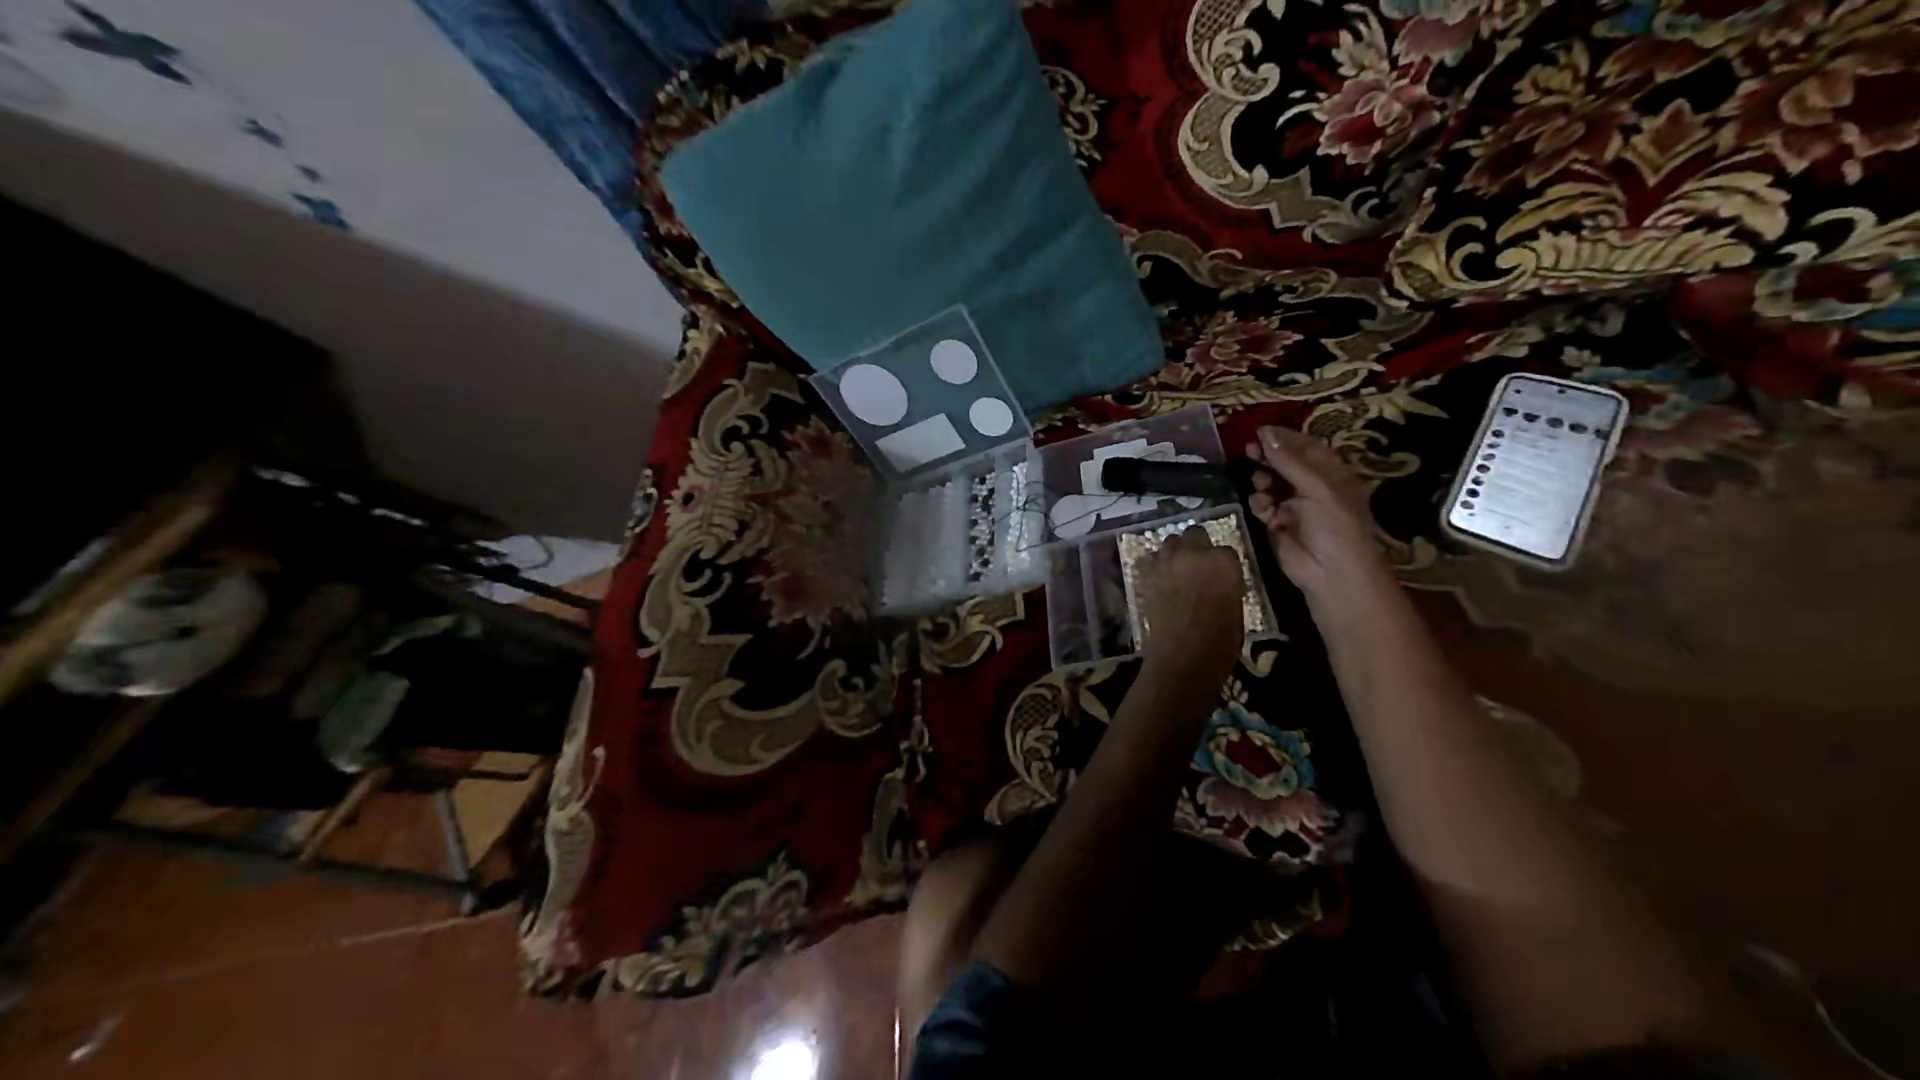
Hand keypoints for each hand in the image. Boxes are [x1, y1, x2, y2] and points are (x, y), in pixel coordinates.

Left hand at [1136, 525, 1243, 683]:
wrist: (1183, 655)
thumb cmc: (1220, 639)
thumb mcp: (1235, 606)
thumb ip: (1226, 583)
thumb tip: (1219, 579)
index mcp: (1223, 561)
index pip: (1225, 550)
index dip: (1222, 562)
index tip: (1221, 574)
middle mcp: (1193, 553)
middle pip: (1194, 534)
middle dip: (1197, 546)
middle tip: (1198, 565)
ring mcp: (1167, 562)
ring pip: (1170, 543)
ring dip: (1175, 552)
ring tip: (1178, 570)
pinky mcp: (1146, 574)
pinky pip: (1151, 560)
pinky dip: (1157, 565)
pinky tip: (1161, 579)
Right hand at [1244, 426, 1394, 608]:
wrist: (1330, 572)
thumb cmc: (1335, 525)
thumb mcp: (1317, 488)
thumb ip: (1289, 461)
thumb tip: (1264, 433)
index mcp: (1332, 475)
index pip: (1308, 447)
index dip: (1286, 438)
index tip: (1261, 431)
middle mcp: (1313, 487)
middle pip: (1286, 464)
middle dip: (1268, 456)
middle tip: (1249, 450)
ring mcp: (1294, 506)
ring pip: (1271, 483)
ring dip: (1263, 479)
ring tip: (1259, 481)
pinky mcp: (1276, 524)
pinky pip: (1263, 506)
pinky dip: (1260, 504)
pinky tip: (1263, 507)